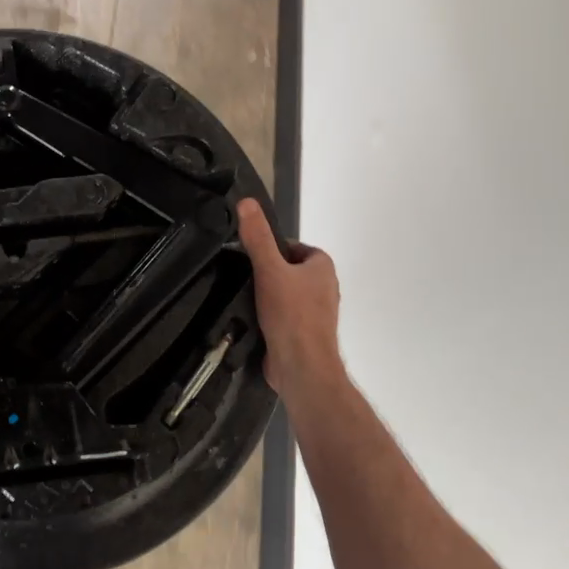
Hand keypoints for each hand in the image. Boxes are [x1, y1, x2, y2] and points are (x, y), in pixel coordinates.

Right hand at [236, 199, 341, 400]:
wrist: (301, 366)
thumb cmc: (290, 314)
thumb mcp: (269, 269)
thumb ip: (257, 237)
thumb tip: (246, 202)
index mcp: (322, 268)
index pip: (293, 247)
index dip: (271, 249)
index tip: (250, 258)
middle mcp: (324, 288)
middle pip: (288, 270)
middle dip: (267, 274)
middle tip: (244, 278)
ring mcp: (316, 313)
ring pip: (285, 294)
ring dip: (266, 296)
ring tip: (245, 299)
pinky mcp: (304, 334)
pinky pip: (283, 316)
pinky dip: (268, 316)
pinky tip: (252, 320)